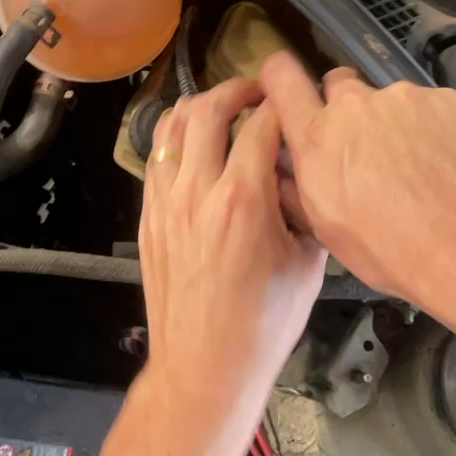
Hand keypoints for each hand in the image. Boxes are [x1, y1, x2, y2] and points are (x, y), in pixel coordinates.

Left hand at [139, 78, 325, 432]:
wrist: (204, 365)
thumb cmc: (264, 323)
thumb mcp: (308, 265)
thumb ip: (306, 209)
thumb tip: (302, 176)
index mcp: (243, 198)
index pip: (262, 125)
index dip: (281, 105)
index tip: (294, 103)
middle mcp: (198, 189)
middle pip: (208, 109)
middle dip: (236, 90)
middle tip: (256, 93)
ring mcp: (165, 201)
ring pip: (171, 127)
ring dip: (198, 107)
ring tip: (221, 108)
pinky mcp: (147, 216)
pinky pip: (157, 158)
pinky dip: (175, 140)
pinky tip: (193, 147)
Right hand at [259, 51, 455, 304]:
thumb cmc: (385, 247)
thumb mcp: (324, 226)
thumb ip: (301, 185)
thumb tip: (289, 170)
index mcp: (317, 136)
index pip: (282, 78)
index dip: (280, 75)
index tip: (289, 86)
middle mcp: (354, 105)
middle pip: (339, 83)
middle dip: (346, 105)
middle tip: (366, 144)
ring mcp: (403, 98)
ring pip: (390, 100)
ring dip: (395, 122)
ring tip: (418, 165)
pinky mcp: (447, 100)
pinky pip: (432, 107)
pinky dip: (434, 128)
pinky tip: (447, 163)